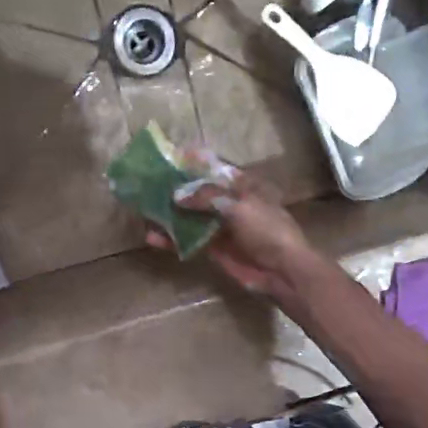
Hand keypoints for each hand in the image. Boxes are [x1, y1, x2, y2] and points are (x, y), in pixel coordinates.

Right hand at [144, 172, 322, 298]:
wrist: (283, 271)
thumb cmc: (268, 230)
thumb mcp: (240, 207)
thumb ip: (207, 197)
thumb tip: (176, 195)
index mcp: (242, 185)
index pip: (215, 167)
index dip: (194, 161)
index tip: (169, 156)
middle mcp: (229, 203)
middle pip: (198, 192)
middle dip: (175, 188)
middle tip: (147, 184)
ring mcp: (220, 226)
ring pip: (190, 216)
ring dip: (169, 214)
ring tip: (144, 209)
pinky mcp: (213, 248)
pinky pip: (188, 240)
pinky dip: (171, 239)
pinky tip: (152, 237)